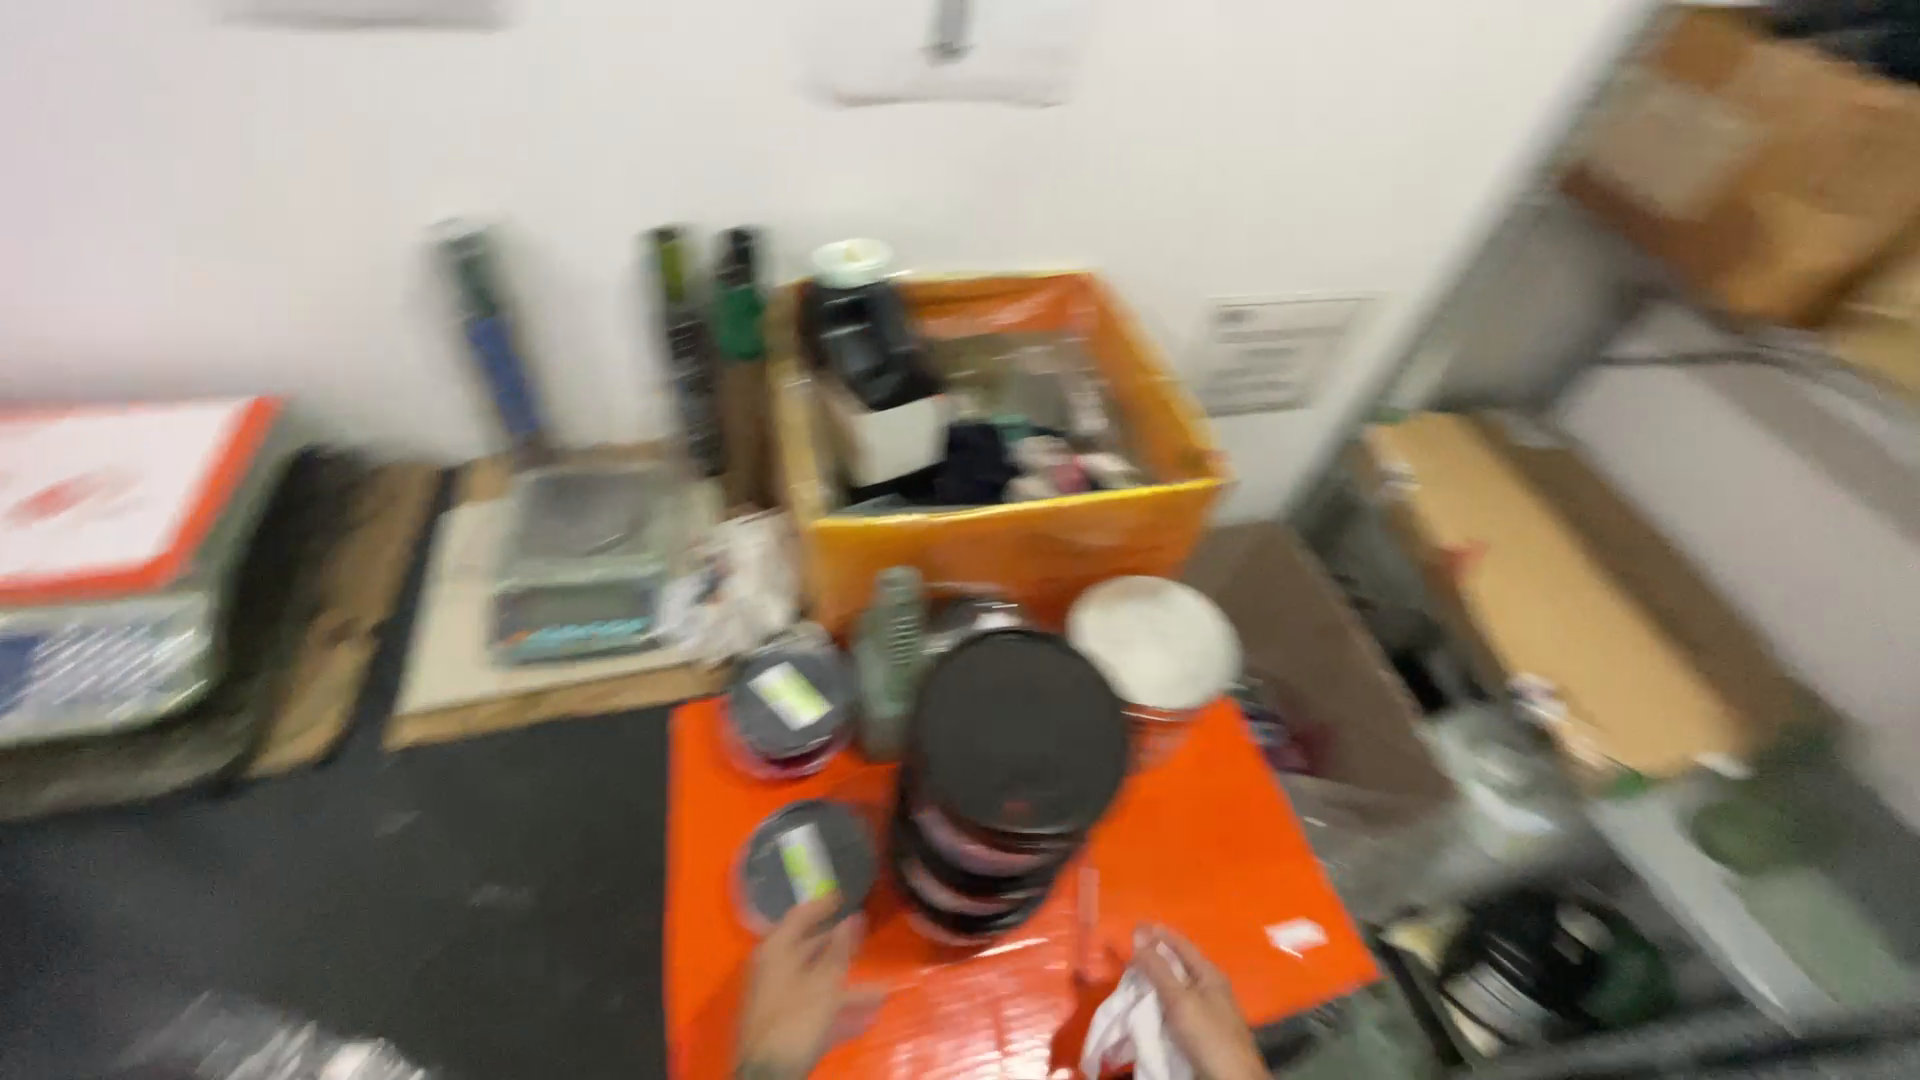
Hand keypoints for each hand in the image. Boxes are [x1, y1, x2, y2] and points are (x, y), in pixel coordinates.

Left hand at [736, 896, 882, 1079]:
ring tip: (882, 991)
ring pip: (817, 983)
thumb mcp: (824, 982)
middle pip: (809, 950)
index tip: (845, 896)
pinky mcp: (784, 1026)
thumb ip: (840, 949)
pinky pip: (816, 1009)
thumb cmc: (796, 1019)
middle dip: (841, 948)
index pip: (800, 916)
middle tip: (864, 938)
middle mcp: (773, 970)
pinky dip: (839, 1010)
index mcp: (776, 950)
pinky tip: (868, 1018)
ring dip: (849, 986)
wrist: (768, 1077)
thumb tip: (854, 917)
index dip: (824, 905)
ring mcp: (777, 1000)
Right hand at [1134, 924, 1265, 1079]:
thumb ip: (1158, 968)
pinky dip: (1161, 1000)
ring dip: (1156, 979)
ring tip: (1134, 977)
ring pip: (1177, 985)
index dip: (1158, 933)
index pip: (1181, 943)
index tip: (1133, 926)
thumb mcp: (1180, 1000)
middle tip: (1128, 953)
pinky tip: (1150, 1004)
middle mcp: (1211, 987)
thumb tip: (1139, 934)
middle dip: (1154, 955)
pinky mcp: (1204, 1030)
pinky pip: (1178, 1006)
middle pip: (1179, 963)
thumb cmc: (1208, 1035)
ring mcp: (1209, 1010)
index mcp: (1210, 974)